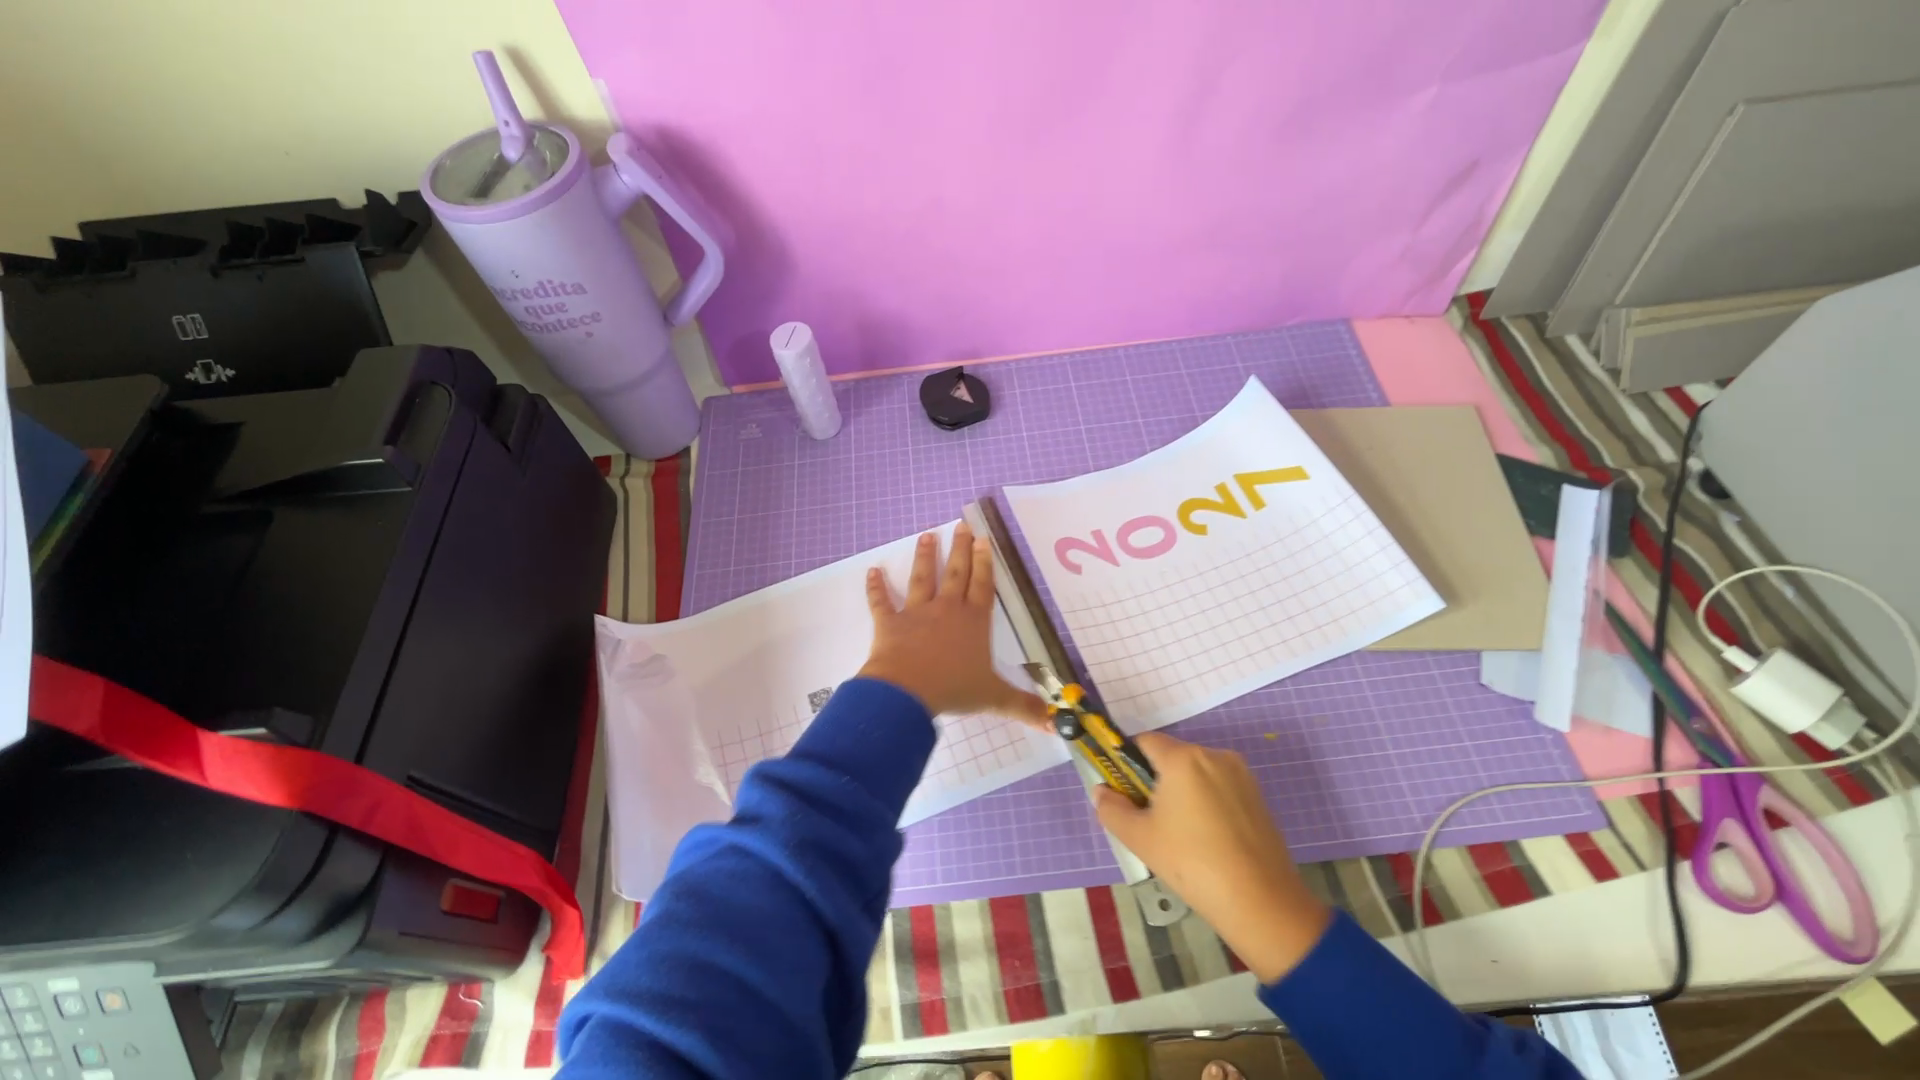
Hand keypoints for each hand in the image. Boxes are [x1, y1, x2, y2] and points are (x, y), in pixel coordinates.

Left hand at [858, 524, 1049, 728]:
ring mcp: (916, 613)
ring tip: (926, 536)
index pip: (983, 586)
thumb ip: (1023, 707)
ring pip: (921, 579)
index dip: (985, 563)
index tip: (984, 539)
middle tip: (962, 524)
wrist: (907, 692)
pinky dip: (875, 588)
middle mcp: (947, 610)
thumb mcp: (993, 698)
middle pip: (955, 573)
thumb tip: (1054, 722)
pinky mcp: (889, 623)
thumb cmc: (953, 689)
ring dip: (924, 557)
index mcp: (974, 622)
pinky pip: (881, 602)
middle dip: (960, 549)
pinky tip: (871, 572)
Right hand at [1093, 734, 1331, 982]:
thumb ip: (1111, 809)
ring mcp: (1241, 775)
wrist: (1260, 901)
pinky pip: (1220, 788)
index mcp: (1183, 758)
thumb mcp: (1139, 838)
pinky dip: (1206, 804)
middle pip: (1172, 758)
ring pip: (1197, 774)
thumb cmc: (1191, 863)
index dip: (1126, 761)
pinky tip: (1206, 840)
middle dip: (1154, 781)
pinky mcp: (1258, 796)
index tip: (1122, 791)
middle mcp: (1214, 755)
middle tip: (1147, 820)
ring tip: (1178, 836)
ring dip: (1181, 793)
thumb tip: (1101, 792)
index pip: (1144, 742)